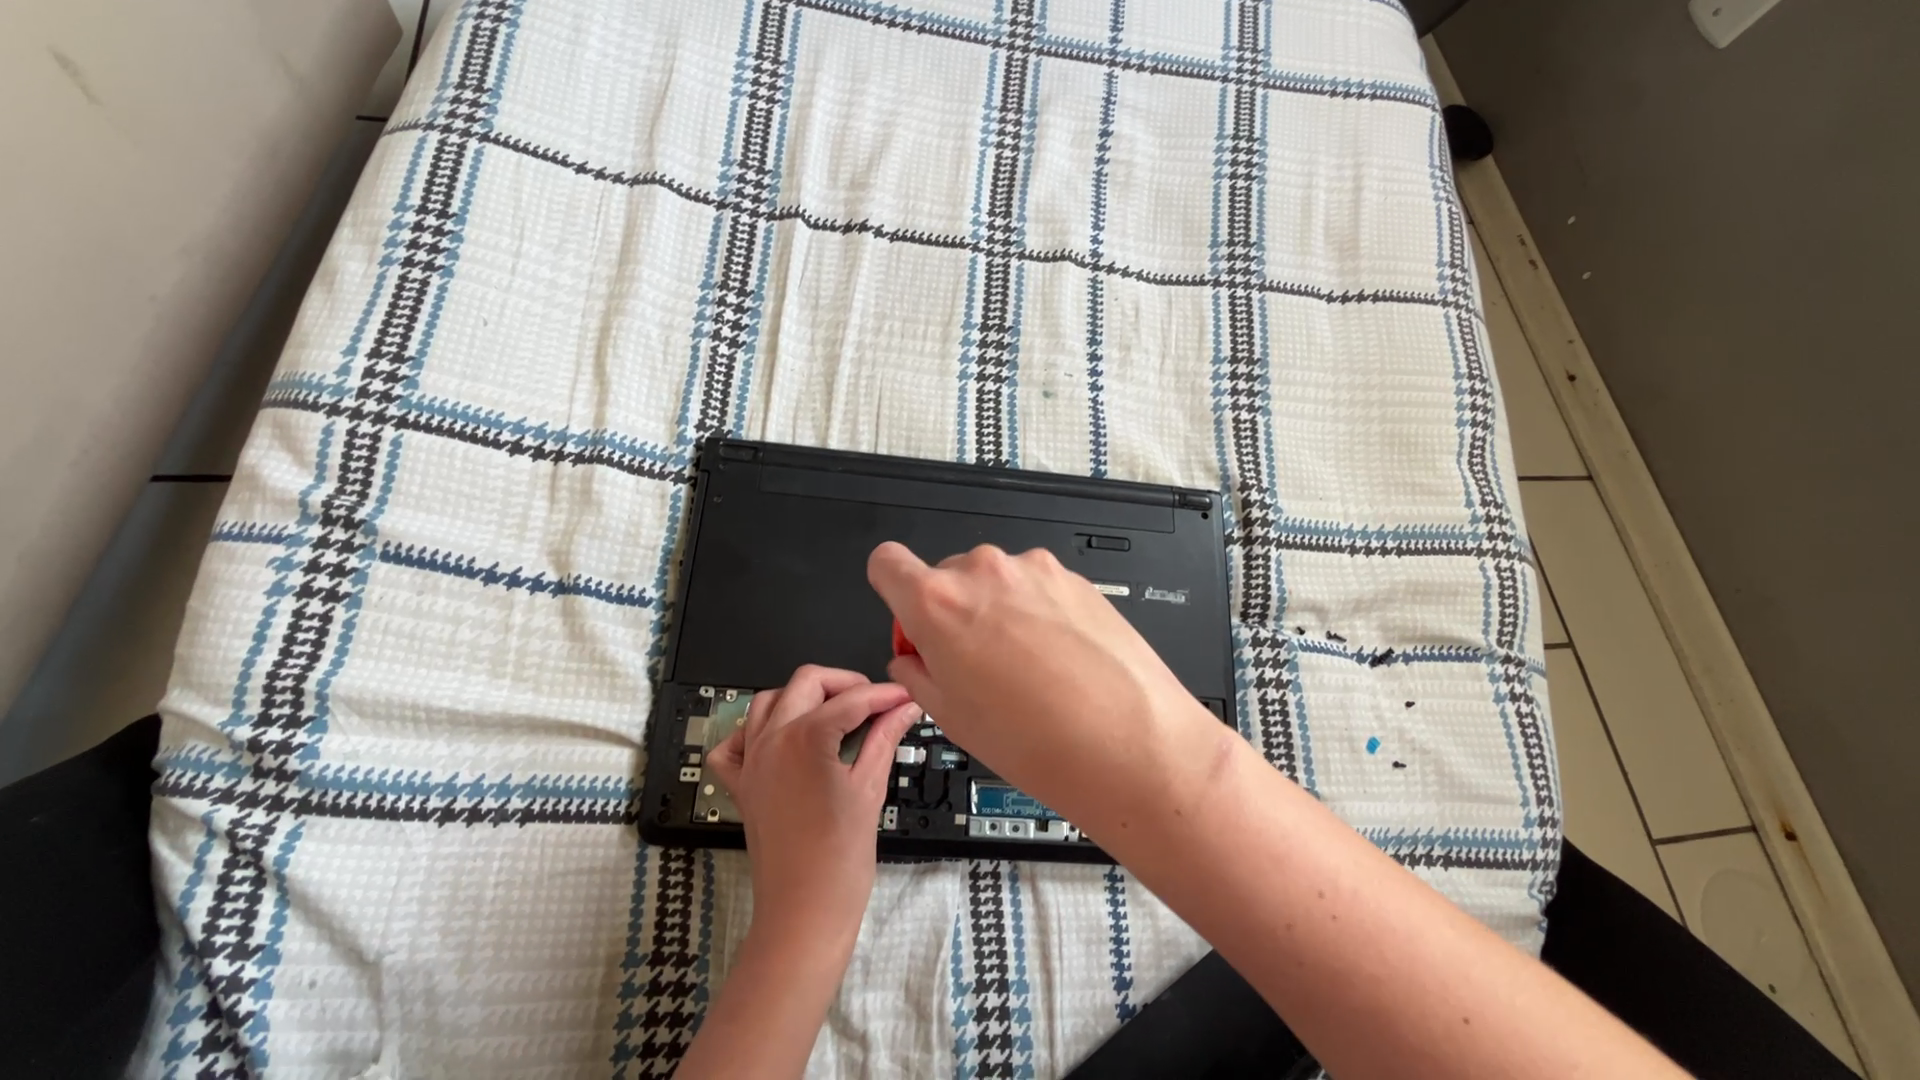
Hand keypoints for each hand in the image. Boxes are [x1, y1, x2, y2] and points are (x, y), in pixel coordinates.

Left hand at [706, 666, 920, 944]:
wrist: (803, 912)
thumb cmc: (842, 857)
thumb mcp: (870, 789)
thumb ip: (884, 739)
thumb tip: (905, 709)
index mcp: (806, 737)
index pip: (853, 699)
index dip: (885, 695)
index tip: (906, 698)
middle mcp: (771, 739)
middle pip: (807, 681)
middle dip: (844, 684)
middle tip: (876, 703)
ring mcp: (750, 760)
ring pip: (769, 701)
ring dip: (803, 698)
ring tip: (836, 717)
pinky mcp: (740, 784)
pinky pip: (736, 742)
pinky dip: (756, 731)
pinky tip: (784, 742)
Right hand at [865, 542, 1232, 843]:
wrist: (1128, 742)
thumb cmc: (1044, 739)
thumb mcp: (951, 717)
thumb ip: (916, 674)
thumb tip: (913, 661)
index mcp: (939, 603)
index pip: (887, 563)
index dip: (891, 589)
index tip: (907, 618)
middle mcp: (985, 573)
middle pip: (944, 576)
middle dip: (949, 613)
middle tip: (967, 664)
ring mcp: (1033, 571)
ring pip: (994, 582)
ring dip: (996, 612)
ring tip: (1019, 670)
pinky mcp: (1073, 578)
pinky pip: (1035, 587)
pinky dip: (1035, 613)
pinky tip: (1052, 661)